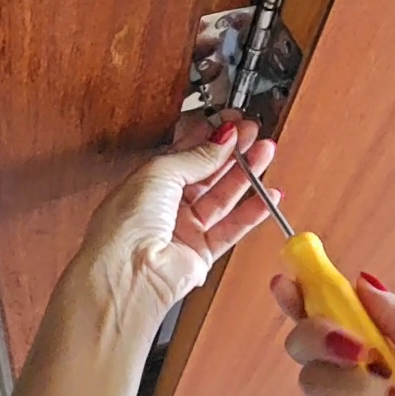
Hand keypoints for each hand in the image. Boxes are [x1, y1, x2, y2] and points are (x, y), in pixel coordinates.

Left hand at [61, 114, 279, 327]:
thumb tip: (221, 138)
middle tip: (254, 134)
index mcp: (148, 180)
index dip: (210, 136)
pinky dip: (252, 212)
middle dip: (232, 152)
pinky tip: (268, 196)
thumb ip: (195, 156)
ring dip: (246, 176)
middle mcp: (165, 204)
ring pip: (222, 198)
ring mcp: (183, 229)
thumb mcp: (160, 173)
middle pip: (207, 173)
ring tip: (266, 153)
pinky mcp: (200, 254)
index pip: (185, 152)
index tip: (232, 122)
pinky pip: (231, 229)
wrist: (128, 273)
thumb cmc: (126, 225)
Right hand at [272, 276, 394, 395]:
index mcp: (387, 347)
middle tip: (359, 351)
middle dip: (322, 336)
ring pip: (315, 379)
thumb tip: (360, 281)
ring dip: (365, 390)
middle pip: (304, 341)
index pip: (332, 313)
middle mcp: (361, 376)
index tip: (286, 282)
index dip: (303, 296)